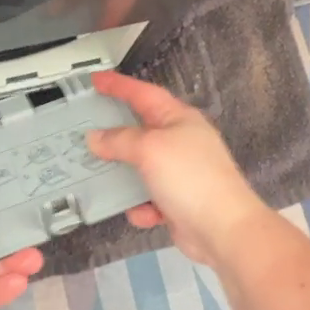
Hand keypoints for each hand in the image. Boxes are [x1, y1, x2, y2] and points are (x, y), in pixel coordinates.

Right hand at [85, 71, 265, 266]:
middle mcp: (180, 142)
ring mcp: (180, 173)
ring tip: (97, 176)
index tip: (95, 80)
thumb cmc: (190, 177)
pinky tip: (139, 213)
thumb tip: (94, 137)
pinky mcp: (178, 202)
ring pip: (140, 167)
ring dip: (122, 174)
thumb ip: (118, 140)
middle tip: (86, 129)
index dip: (118, 85)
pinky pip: (149, 199)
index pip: (143, 94)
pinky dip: (141, 206)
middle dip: (114, 132)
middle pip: (140, 130)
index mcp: (178, 119)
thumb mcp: (149, 149)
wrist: (223, 230)